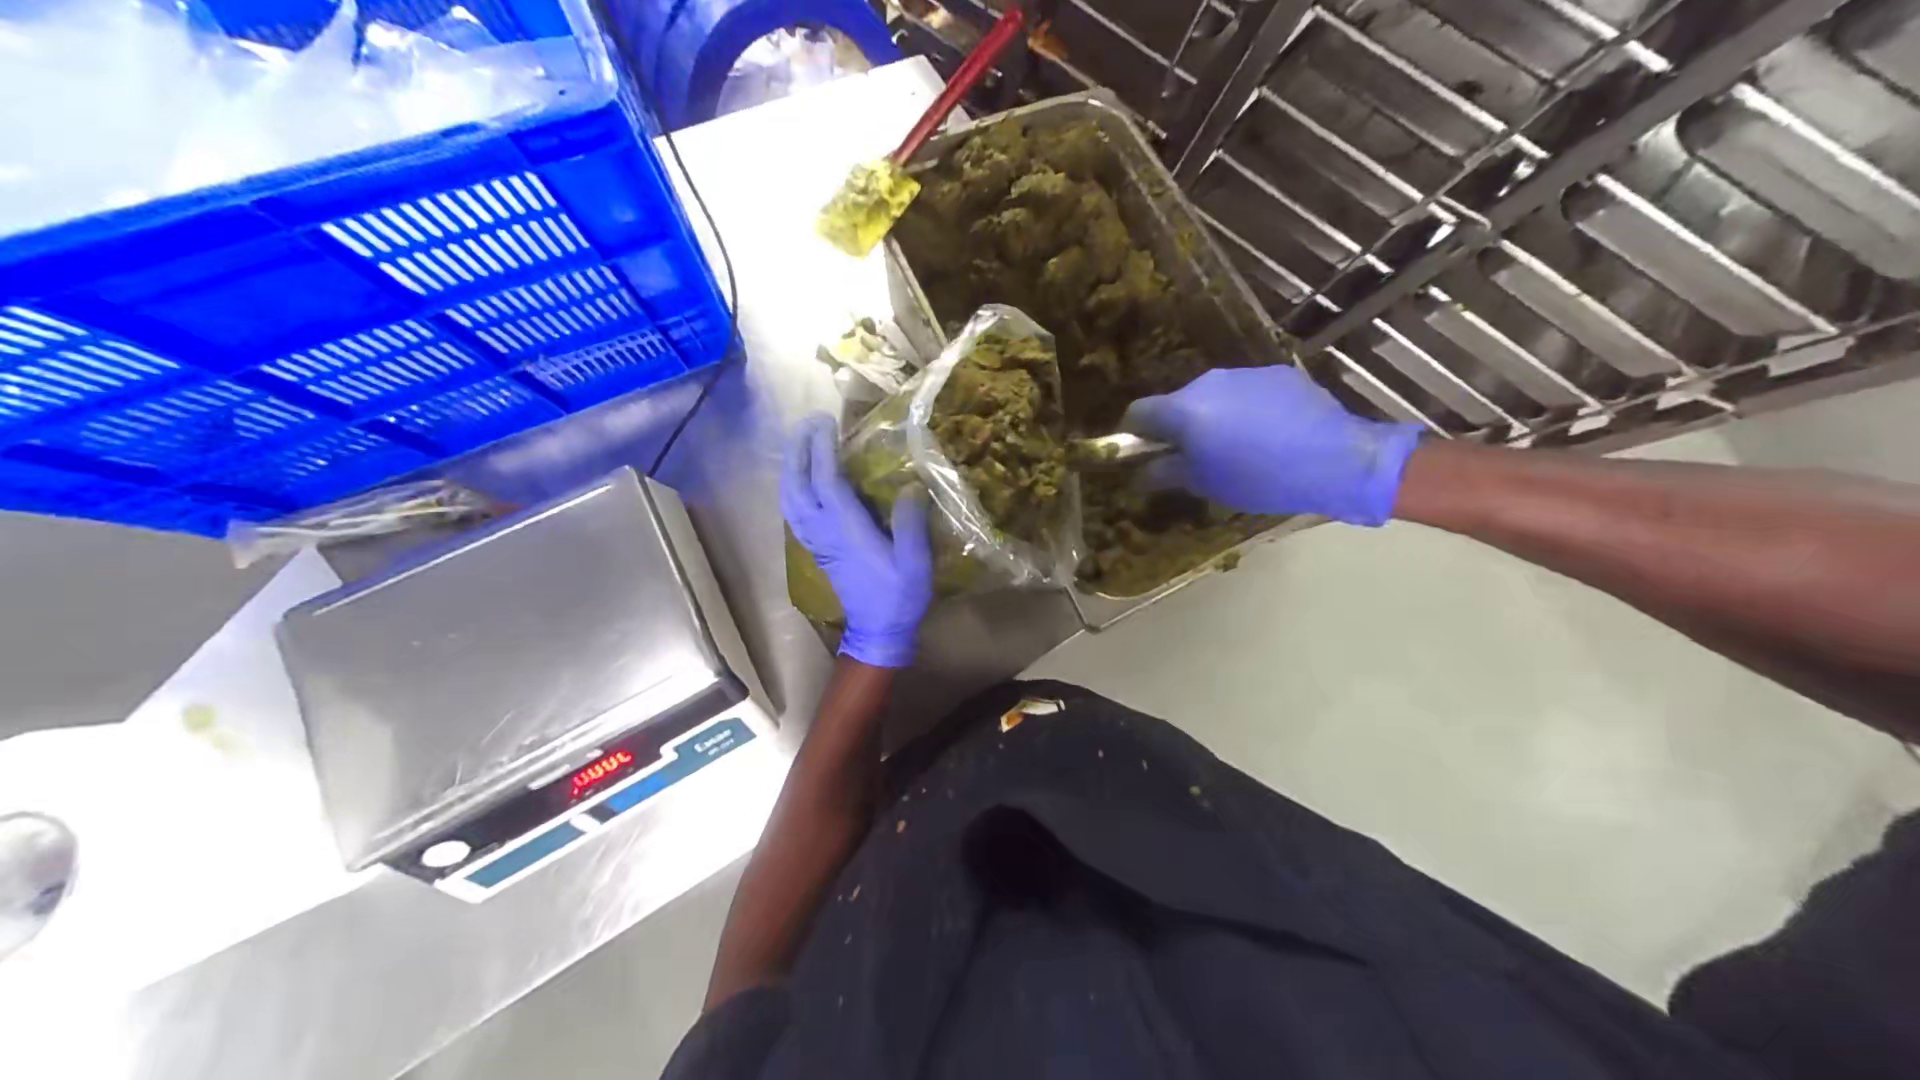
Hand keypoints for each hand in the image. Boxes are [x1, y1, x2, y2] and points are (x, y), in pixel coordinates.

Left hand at [781, 414, 933, 666]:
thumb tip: (910, 486)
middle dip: (798, 449)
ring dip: (791, 466)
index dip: (821, 448)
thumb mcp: (915, 562)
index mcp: (846, 528)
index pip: (825, 479)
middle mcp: (823, 530)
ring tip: (801, 443)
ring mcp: (815, 540)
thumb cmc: (898, 596)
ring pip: (789, 497)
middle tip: (808, 423)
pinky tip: (802, 478)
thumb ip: (910, 523)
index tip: (826, 422)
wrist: (876, 630)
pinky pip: (794, 511)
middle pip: (797, 483)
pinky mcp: (816, 547)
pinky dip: (792, 488)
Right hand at [1121, 365, 1423, 525]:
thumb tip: (1138, 473)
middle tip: (1194, 459)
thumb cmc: (1259, 479)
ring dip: (1213, 419)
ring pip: (1213, 397)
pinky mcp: (1278, 375)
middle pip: (1177, 403)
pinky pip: (1247, 393)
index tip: (1143, 455)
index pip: (1138, 412)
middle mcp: (1209, 382)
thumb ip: (1164, 473)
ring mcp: (1245, 374)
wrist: (1337, 460)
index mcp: (1185, 408)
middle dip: (1178, 428)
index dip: (1133, 434)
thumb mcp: (1205, 484)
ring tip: (1236, 449)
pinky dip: (1245, 412)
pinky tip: (1268, 436)